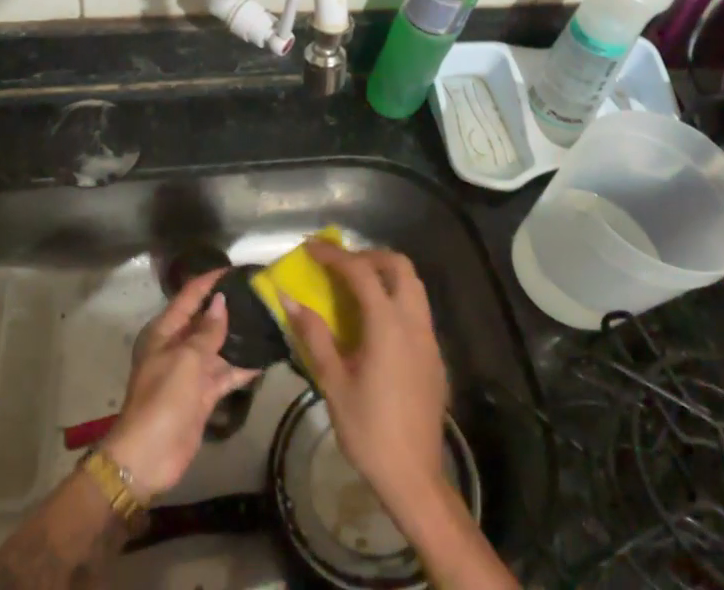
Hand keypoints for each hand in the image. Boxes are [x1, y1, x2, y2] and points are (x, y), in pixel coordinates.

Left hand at [102, 270, 261, 496]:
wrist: (149, 455)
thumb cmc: (163, 399)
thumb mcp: (186, 360)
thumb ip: (207, 332)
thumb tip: (220, 302)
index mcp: (165, 332)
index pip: (190, 296)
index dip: (211, 280)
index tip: (238, 270)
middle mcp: (177, 346)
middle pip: (206, 320)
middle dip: (230, 307)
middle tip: (262, 294)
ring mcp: (191, 371)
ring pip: (219, 347)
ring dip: (240, 337)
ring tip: (270, 320)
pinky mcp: (203, 394)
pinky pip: (225, 374)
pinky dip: (243, 367)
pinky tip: (266, 358)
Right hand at [284, 242, 450, 510]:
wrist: (413, 474)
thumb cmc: (368, 429)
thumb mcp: (332, 382)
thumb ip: (314, 335)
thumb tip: (288, 299)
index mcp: (388, 326)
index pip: (361, 273)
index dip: (334, 255)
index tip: (310, 248)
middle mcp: (415, 324)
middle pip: (400, 267)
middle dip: (369, 257)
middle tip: (338, 265)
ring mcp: (429, 340)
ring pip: (414, 287)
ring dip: (385, 276)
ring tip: (353, 287)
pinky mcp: (434, 357)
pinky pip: (417, 311)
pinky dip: (395, 299)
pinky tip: (372, 322)